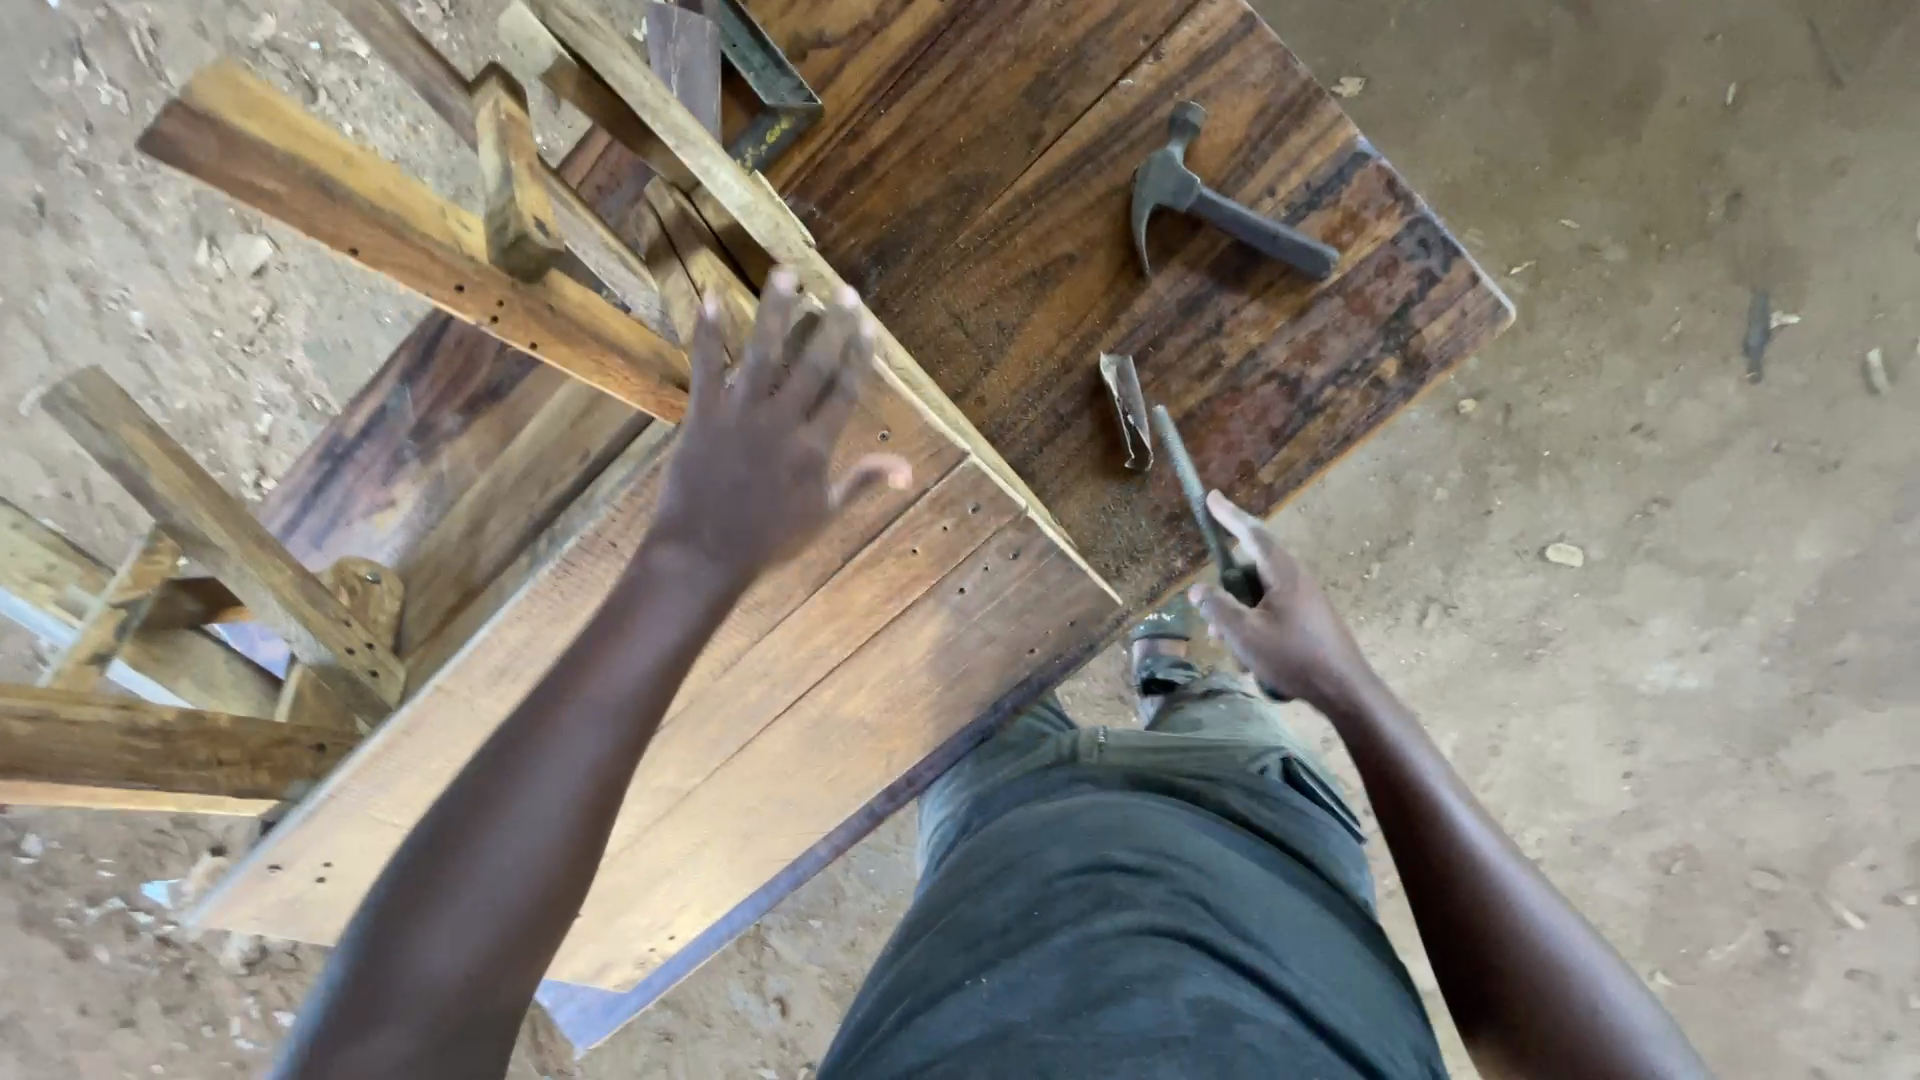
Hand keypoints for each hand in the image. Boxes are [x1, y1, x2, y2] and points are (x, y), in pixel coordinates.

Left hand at [650, 268, 911, 589]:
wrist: (705, 553)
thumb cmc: (770, 540)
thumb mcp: (824, 514)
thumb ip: (862, 482)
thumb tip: (907, 469)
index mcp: (815, 447)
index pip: (844, 391)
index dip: (858, 356)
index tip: (868, 326)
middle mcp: (783, 421)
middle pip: (813, 363)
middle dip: (832, 324)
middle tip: (844, 291)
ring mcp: (740, 414)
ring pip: (763, 353)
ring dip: (776, 311)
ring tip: (786, 273)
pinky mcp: (702, 414)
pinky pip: (705, 366)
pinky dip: (707, 331)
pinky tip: (711, 296)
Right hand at [1187, 490, 1377, 710]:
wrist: (1344, 690)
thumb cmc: (1293, 657)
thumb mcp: (1243, 634)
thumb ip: (1216, 608)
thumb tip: (1197, 590)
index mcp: (1283, 573)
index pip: (1252, 534)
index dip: (1229, 516)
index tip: (1211, 497)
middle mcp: (1296, 578)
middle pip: (1249, 569)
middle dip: (1226, 593)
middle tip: (1213, 622)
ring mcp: (1305, 599)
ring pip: (1258, 595)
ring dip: (1238, 616)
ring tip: (1230, 647)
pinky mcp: (1309, 619)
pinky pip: (1270, 611)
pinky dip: (1254, 627)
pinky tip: (1250, 657)